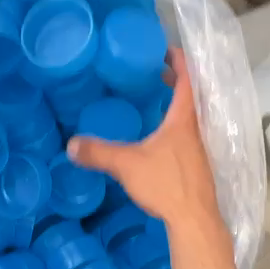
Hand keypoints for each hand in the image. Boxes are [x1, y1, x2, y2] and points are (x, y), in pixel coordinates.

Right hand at [66, 49, 222, 229]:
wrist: (194, 218)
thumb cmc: (165, 184)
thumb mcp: (126, 165)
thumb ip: (99, 153)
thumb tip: (71, 145)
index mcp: (182, 120)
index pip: (187, 79)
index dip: (178, 61)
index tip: (165, 50)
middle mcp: (194, 130)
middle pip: (192, 96)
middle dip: (177, 81)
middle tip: (158, 74)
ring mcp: (198, 150)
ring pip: (191, 118)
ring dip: (178, 106)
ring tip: (159, 103)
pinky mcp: (197, 167)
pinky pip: (187, 137)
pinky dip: (176, 128)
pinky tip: (161, 142)